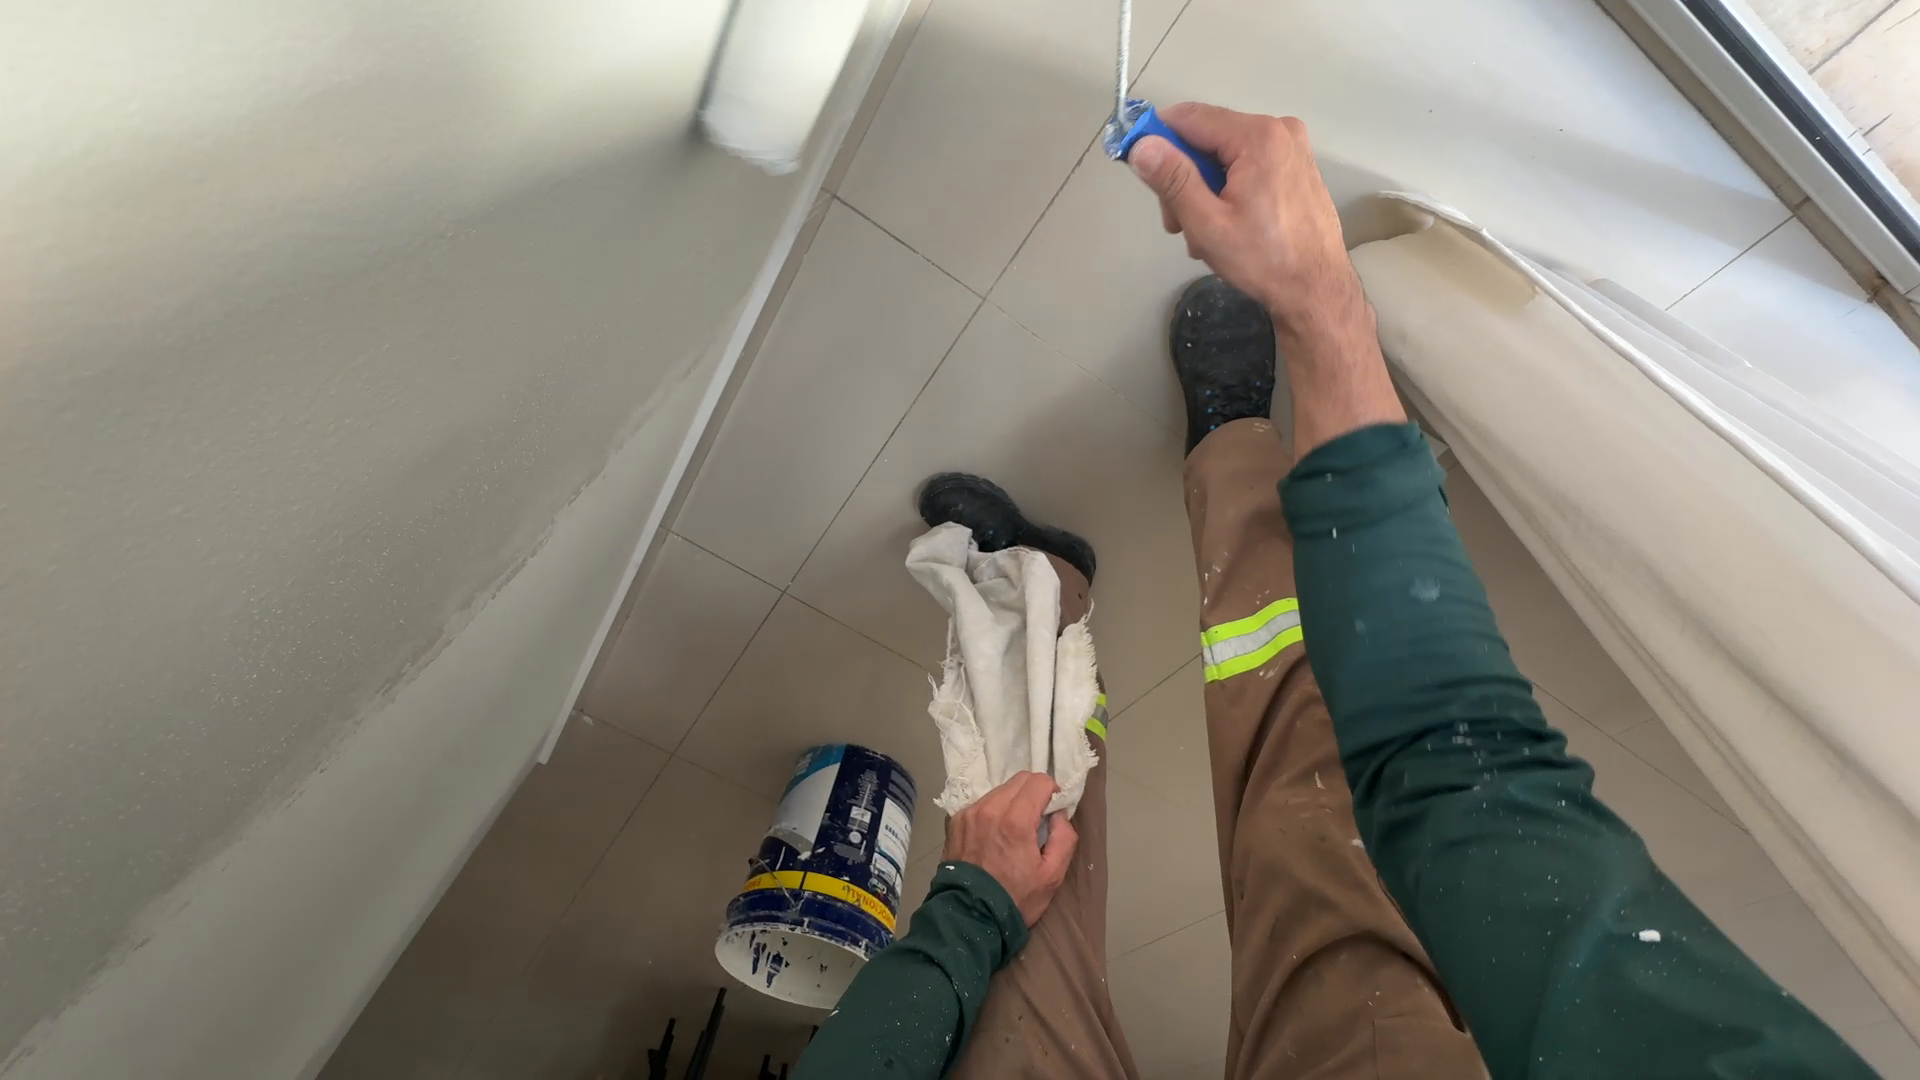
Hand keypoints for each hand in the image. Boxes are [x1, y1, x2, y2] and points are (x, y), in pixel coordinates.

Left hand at [943, 772, 1078, 926]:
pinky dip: (992, 811)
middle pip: (1019, 779)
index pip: (1039, 781)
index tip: (1052, 810)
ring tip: (1012, 828)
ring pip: (999, 790)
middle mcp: (990, 807)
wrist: (969, 917)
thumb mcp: (1052, 876)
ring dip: (1012, 801)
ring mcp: (969, 812)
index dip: (1052, 791)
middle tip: (1036, 819)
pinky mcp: (956, 820)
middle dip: (1033, 793)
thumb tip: (1059, 814)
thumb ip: (1064, 838)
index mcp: (1015, 819)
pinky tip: (992, 834)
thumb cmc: (1015, 899)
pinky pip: (981, 803)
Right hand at [1128, 102, 1405, 455]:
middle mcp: (1278, 129)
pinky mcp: (1295, 166)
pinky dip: (1227, 191)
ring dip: (1203, 190)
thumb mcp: (1207, 223)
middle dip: (1183, 178)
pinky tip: (1228, 226)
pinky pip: (1245, 166)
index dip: (1156, 139)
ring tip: (1206, 235)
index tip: (1139, 169)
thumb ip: (1173, 181)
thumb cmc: (1262, 260)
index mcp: (1257, 137)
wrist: (1315, 288)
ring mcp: (1290, 147)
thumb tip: (1141, 147)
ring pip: (1224, 155)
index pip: (1190, 118)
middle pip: (1207, 137)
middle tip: (1178, 225)